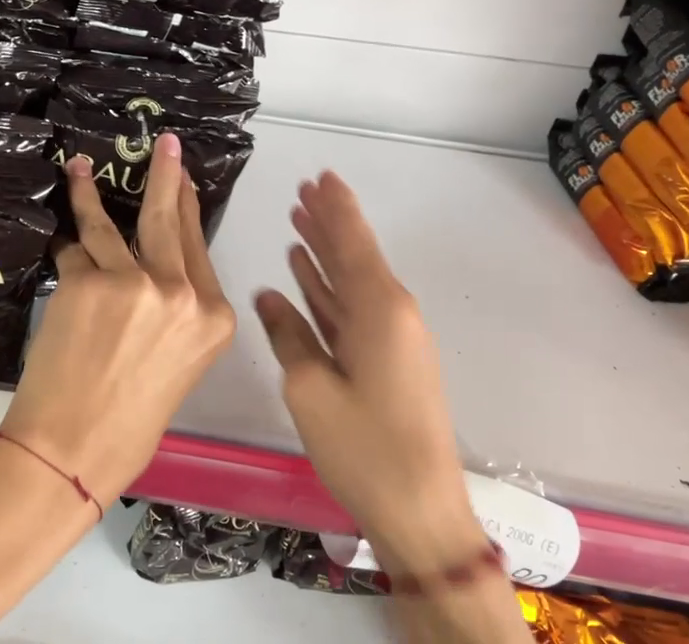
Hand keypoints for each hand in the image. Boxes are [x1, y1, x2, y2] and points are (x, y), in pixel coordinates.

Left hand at [0, 132, 235, 505]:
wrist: (74, 446)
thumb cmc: (126, 422)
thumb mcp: (174, 366)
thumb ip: (170, 316)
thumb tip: (145, 273)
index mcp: (212, 320)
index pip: (197, 248)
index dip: (186, 209)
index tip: (182, 181)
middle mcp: (181, 295)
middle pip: (168, 220)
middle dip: (164, 176)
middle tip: (164, 144)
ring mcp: (134, 283)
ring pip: (110, 224)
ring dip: (89, 192)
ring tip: (80, 166)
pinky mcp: (87, 279)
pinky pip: (73, 250)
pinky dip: (64, 247)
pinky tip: (57, 237)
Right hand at [255, 172, 481, 573]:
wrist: (419, 512)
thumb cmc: (362, 447)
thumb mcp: (310, 389)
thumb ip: (288, 334)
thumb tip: (269, 295)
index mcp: (379, 313)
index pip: (353, 245)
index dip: (336, 210)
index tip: (322, 176)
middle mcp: (391, 317)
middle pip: (355, 257)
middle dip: (329, 223)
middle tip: (303, 190)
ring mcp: (390, 342)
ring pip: (351, 282)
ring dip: (325, 252)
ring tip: (298, 220)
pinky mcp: (385, 364)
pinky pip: (351, 310)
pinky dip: (327, 289)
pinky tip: (303, 275)